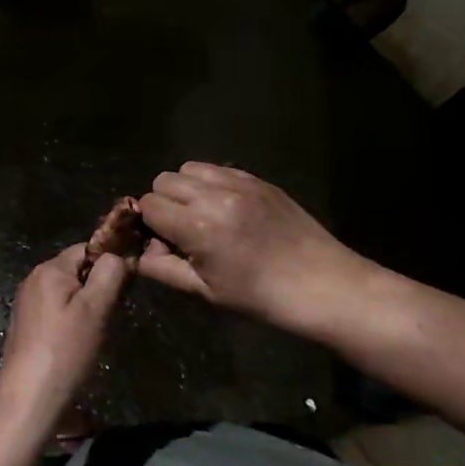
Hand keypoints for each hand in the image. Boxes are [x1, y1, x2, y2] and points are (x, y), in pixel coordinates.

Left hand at [0, 244, 127, 434]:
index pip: (86, 248)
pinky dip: (71, 318)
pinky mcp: (26, 324)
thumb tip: (117, 255)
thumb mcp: (95, 308)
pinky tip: (79, 341)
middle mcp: (33, 279)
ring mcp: (26, 302)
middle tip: (114, 311)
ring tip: (98, 329)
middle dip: (98, 285)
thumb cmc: (66, 349)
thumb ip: (109, 274)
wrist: (29, 394)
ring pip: (66, 291)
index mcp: (49, 269)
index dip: (109, 261)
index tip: (127, 286)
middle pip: (75, 269)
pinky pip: (55, 309)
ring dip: (86, 304)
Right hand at [137, 162, 377, 338]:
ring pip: (189, 168)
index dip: (149, 223)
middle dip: (163, 202)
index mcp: (197, 226)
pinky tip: (225, 207)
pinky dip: (211, 183)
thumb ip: (161, 268)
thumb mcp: (203, 290)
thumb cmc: (258, 296)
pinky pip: (218, 168)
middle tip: (181, 228)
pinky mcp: (259, 180)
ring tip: (202, 214)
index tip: (162, 241)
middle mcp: (214, 196)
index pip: (148, 205)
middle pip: (164, 181)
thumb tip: (141, 251)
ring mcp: (239, 183)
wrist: (323, 285)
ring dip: (185, 188)